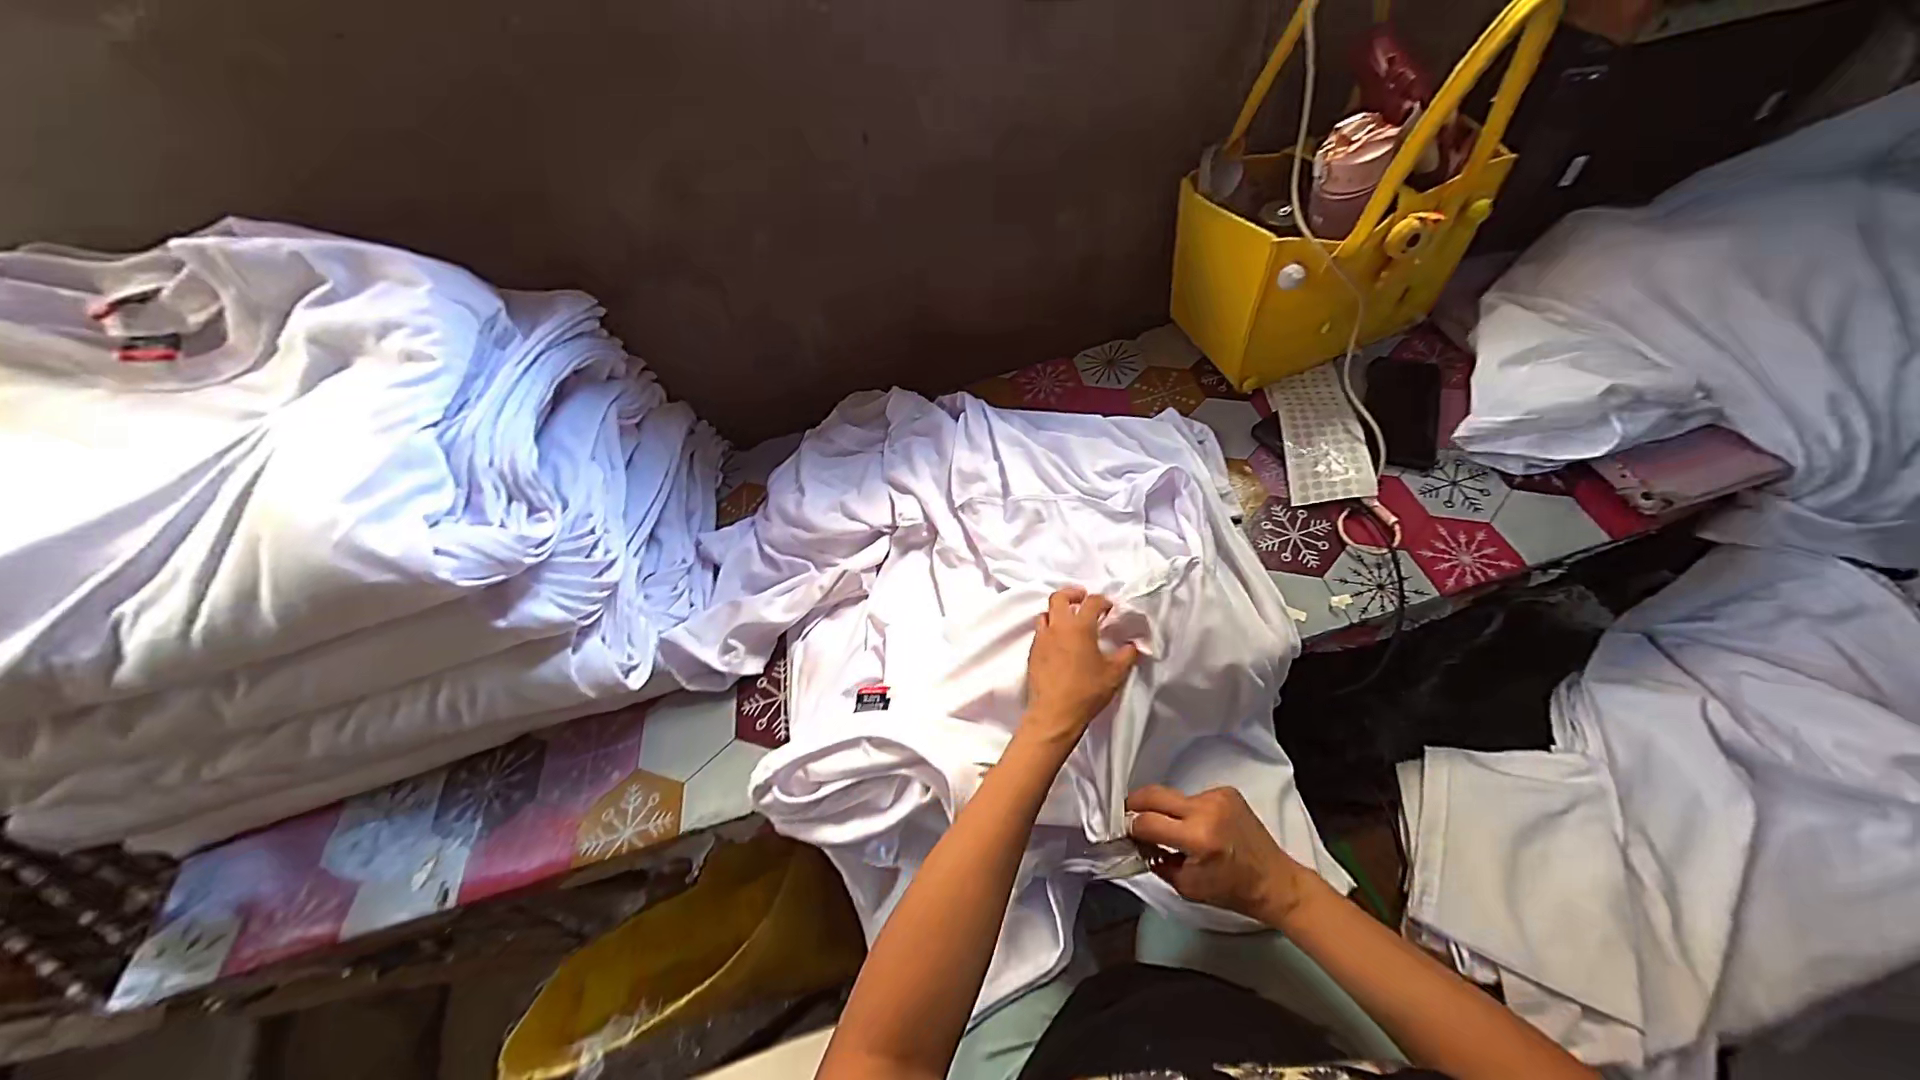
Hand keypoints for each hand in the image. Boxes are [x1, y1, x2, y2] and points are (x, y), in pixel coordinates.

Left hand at [1023, 587, 1139, 745]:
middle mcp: (1058, 627)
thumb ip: (1127, 655)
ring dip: (1058, 611)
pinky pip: (1040, 631)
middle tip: (1083, 599)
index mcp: (1079, 626)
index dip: (1102, 601)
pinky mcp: (1033, 651)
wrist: (1054, 713)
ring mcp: (1042, 638)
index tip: (1109, 608)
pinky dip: (1050, 628)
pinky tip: (1059, 641)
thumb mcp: (1115, 673)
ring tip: (1070, 620)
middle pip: (1060, 597)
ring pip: (1046, 613)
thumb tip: (1133, 645)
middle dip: (1073, 594)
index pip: (1091, 602)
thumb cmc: (1087, 691)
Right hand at [1126, 785, 1321, 923]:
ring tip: (1170, 828)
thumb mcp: (1187, 886)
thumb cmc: (1233, 890)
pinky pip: (1192, 796)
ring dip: (1165, 809)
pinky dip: (1186, 809)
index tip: (1126, 834)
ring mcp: (1217, 797)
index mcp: (1197, 837)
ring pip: (1173, 795)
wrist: (1275, 882)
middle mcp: (1206, 810)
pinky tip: (1196, 825)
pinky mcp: (1226, 792)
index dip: (1131, 828)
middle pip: (1153, 795)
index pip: (1147, 822)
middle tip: (1128, 816)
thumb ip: (1157, 861)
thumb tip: (1137, 843)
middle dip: (1135, 804)